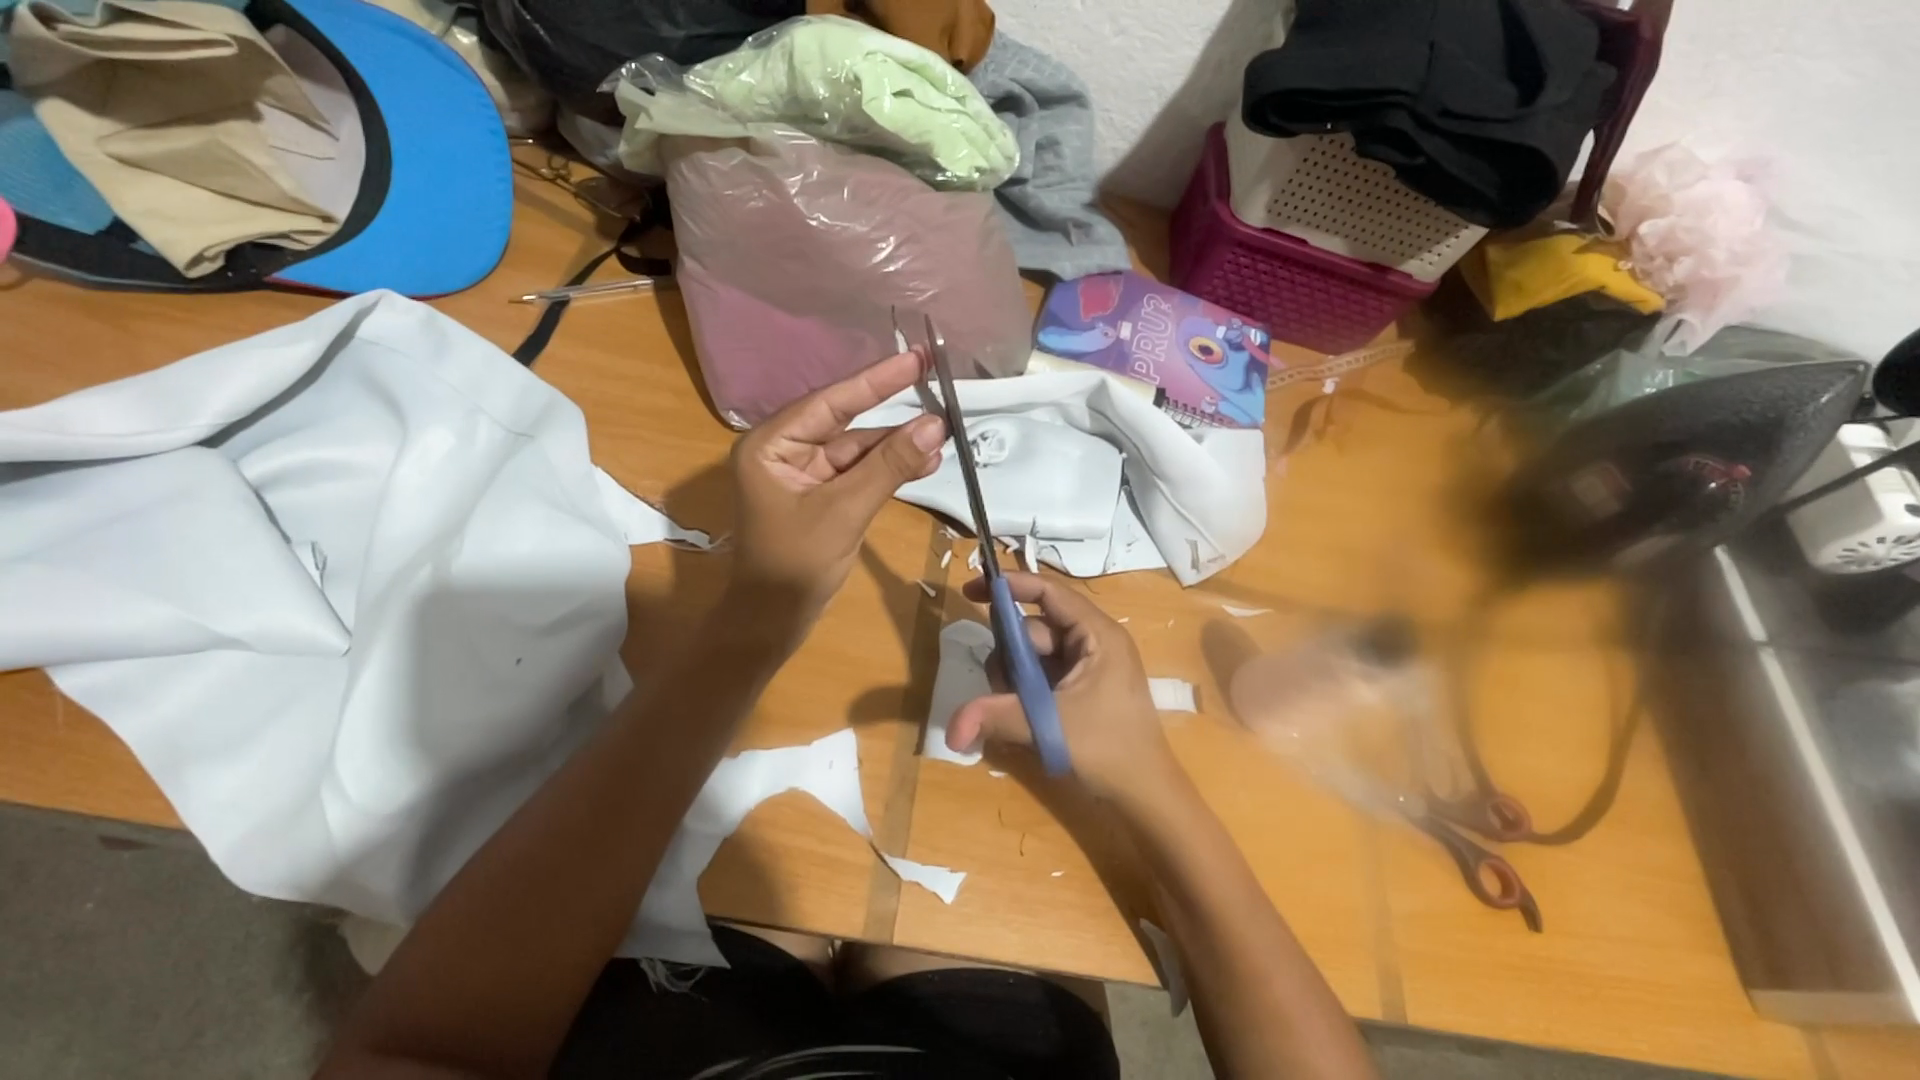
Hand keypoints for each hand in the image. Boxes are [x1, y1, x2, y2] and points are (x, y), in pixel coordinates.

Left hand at [727, 351, 945, 631]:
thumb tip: (935, 424)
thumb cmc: (794, 565)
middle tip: (939, 396)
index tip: (915, 358)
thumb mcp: (844, 510)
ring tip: (942, 439)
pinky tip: (924, 462)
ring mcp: (804, 476)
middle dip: (893, 418)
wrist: (771, 623)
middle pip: (846, 423)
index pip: (831, 401)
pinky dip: (890, 470)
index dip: (876, 380)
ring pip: (859, 450)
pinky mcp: (822, 497)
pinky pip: (861, 474)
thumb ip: (889, 466)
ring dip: (897, 448)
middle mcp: (785, 451)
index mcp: (770, 445)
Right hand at [947, 572, 1181, 805]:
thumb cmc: (1108, 748)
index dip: (1010, 586)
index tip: (971, 591)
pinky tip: (1022, 718)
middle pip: (1034, 628)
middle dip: (1009, 655)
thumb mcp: (1048, 726)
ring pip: (1034, 655)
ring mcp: (1088, 667)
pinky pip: (1042, 676)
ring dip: (1015, 678)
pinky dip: (1025, 691)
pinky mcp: (1082, 690)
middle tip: (1001, 690)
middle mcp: (1094, 642)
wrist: (1146, 793)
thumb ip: (996, 716)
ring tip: (1015, 712)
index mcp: (1098, 635)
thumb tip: (950, 729)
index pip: (1049, 592)